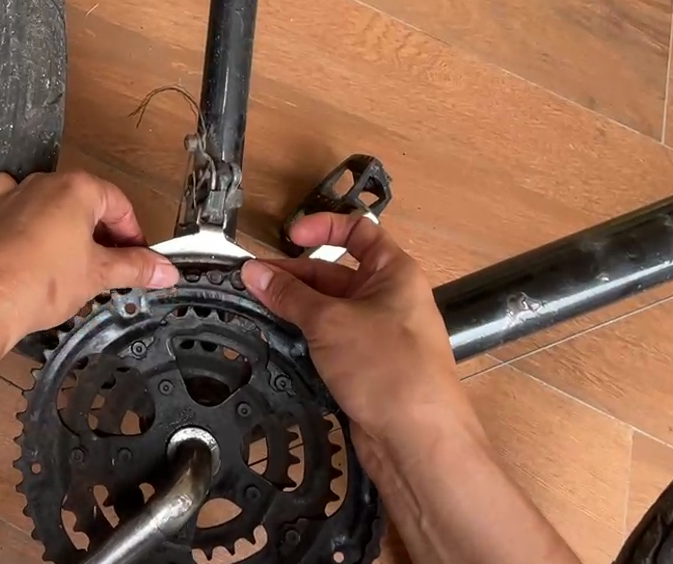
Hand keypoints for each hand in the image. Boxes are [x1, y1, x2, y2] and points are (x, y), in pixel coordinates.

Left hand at [0, 172, 178, 358]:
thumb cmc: (37, 282)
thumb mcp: (98, 275)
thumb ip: (135, 267)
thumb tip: (164, 269)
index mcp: (78, 188)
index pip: (120, 205)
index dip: (133, 235)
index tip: (139, 259)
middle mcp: (46, 183)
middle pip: (87, 204)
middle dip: (103, 234)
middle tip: (111, 267)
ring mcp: (16, 195)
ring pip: (54, 206)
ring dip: (69, 231)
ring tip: (74, 266)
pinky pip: (18, 209)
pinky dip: (31, 223)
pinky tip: (34, 245)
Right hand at [241, 214, 464, 441]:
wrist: (420, 445)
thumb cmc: (386, 367)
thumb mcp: (329, 322)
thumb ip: (288, 294)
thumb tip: (252, 271)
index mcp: (394, 273)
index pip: (358, 231)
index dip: (322, 227)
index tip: (289, 237)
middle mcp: (388, 298)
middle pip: (333, 272)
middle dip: (293, 275)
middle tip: (252, 280)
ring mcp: (377, 334)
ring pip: (328, 307)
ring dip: (294, 305)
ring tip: (254, 305)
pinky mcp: (366, 365)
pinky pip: (329, 337)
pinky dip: (303, 333)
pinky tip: (274, 335)